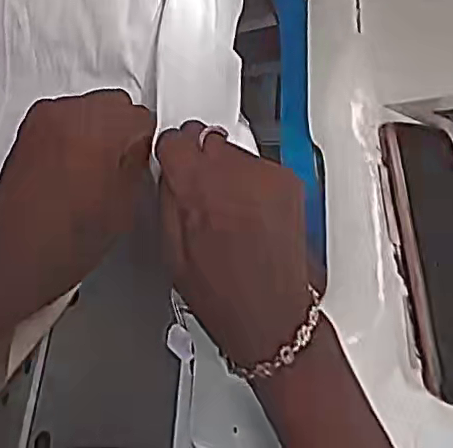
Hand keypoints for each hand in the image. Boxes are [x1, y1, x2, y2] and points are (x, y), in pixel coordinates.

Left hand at [0, 89, 153, 364]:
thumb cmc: (60, 241)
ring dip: (94, 128)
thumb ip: (137, 163)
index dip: (142, 144)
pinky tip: (69, 165)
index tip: (135, 161)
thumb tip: (138, 147)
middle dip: (119, 130)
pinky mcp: (29, 124)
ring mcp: (47, 115)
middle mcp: (72, 113)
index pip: (141, 117)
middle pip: (116, 103)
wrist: (11, 254)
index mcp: (102, 128)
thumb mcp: (124, 206)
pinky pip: (64, 114)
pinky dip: (70, 131)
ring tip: (87, 169)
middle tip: (115, 165)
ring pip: (90, 105)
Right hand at [156, 120, 315, 371]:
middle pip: (205, 137)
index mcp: (197, 188)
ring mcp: (263, 174)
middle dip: (199, 159)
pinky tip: (250, 213)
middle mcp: (232, 173)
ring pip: (232, 150)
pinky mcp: (287, 179)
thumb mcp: (171, 250)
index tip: (173, 162)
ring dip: (226, 170)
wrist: (273, 314)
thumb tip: (166, 169)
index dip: (171, 153)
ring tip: (229, 210)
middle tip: (201, 191)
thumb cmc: (223, 294)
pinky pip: (258, 165)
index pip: (175, 139)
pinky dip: (252, 181)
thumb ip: (165, 198)